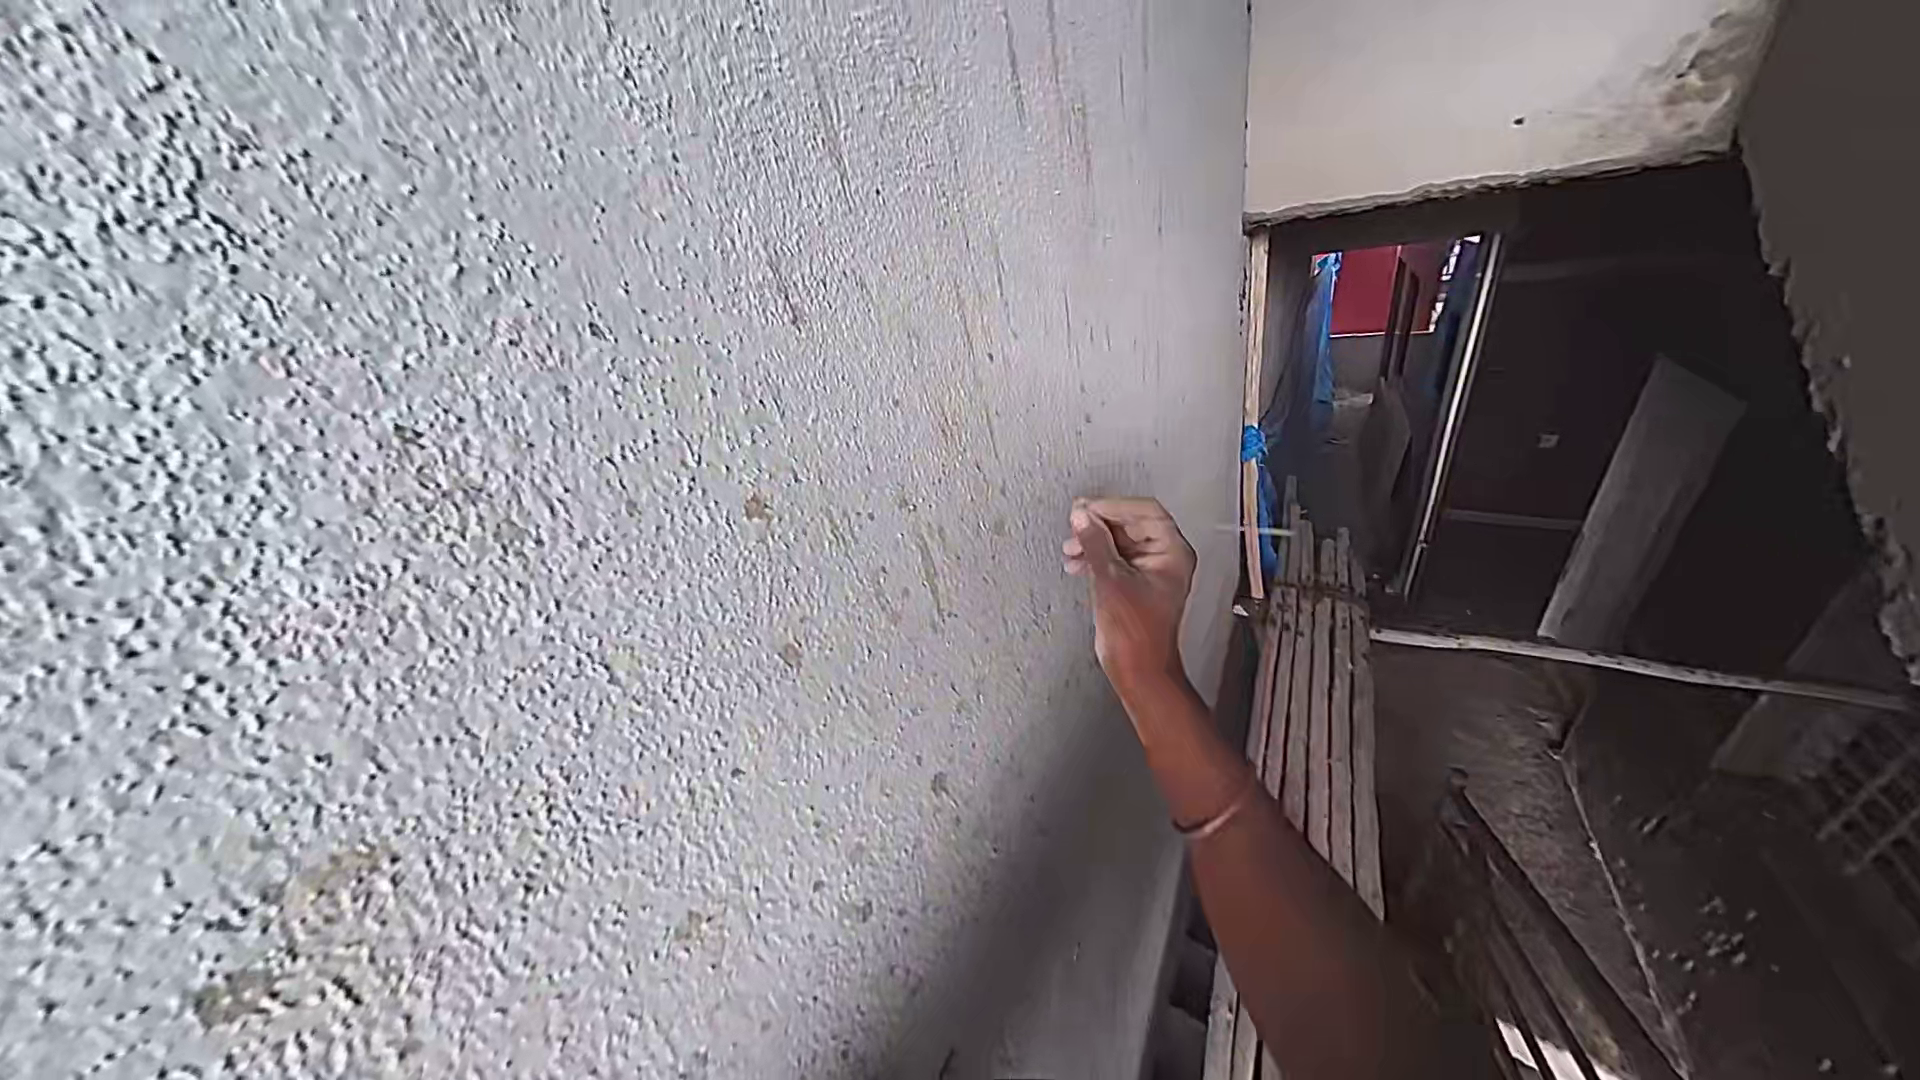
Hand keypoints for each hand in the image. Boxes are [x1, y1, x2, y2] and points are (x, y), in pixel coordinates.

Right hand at [1062, 497, 1197, 694]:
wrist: (1137, 668)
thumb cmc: (1136, 632)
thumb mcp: (1111, 579)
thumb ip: (1095, 543)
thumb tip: (1082, 516)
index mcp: (1172, 552)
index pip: (1146, 511)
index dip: (1114, 506)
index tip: (1087, 509)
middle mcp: (1165, 558)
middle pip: (1131, 524)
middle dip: (1100, 524)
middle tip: (1075, 523)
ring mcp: (1148, 571)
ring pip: (1118, 541)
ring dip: (1092, 540)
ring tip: (1071, 547)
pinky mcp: (1132, 583)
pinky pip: (1113, 558)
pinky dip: (1094, 556)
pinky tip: (1076, 562)